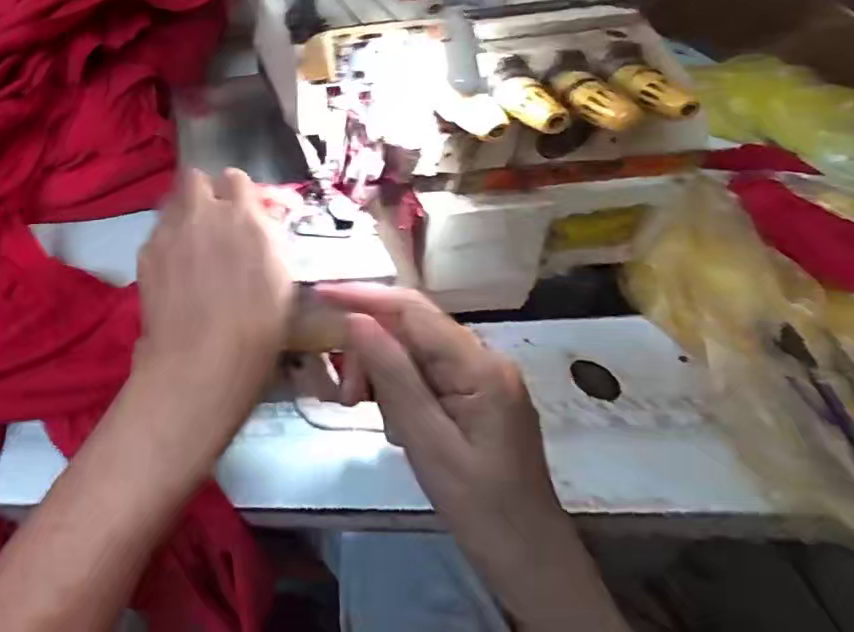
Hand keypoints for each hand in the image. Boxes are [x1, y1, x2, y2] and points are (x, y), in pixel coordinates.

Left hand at [133, 169, 295, 410]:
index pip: (236, 178)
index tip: (242, 210)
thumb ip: (269, 238)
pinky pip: (157, 232)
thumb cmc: (257, 329)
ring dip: (183, 213)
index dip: (238, 193)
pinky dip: (166, 241)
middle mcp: (203, 212)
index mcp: (243, 215)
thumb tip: (261, 221)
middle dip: (204, 193)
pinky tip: (173, 269)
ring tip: (191, 243)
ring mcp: (169, 230)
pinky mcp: (146, 251)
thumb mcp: (283, 278)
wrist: (200, 362)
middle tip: (212, 220)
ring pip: (172, 201)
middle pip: (196, 178)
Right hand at [318, 284, 624, 630]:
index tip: (320, 292)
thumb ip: (393, 376)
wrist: (532, 560)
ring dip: (381, 370)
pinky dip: (399, 385)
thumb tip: (356, 319)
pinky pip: (427, 370)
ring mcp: (483, 375)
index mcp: (479, 365)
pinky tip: (391, 418)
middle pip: (412, 326)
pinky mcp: (477, 394)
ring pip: (415, 348)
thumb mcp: (428, 442)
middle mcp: (484, 357)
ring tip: (364, 410)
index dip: (363, 295)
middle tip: (346, 394)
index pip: (412, 309)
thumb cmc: (481, 508)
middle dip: (369, 347)